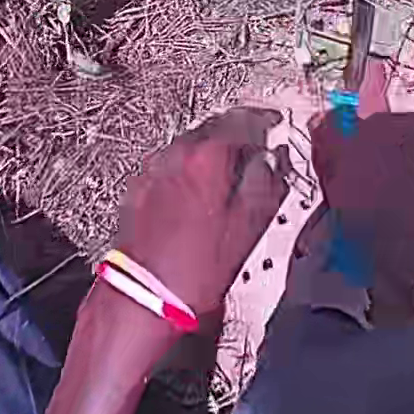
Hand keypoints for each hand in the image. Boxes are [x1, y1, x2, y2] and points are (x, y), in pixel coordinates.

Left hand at [113, 107, 287, 315]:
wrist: (147, 293)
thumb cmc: (195, 268)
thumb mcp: (247, 228)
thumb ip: (265, 184)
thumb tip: (274, 164)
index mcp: (207, 158)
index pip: (241, 120)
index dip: (262, 121)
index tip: (271, 124)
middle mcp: (176, 154)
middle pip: (212, 129)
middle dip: (234, 136)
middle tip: (252, 150)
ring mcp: (154, 168)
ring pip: (189, 146)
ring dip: (208, 153)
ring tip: (224, 177)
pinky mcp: (139, 184)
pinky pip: (169, 165)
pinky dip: (185, 170)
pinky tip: (194, 194)